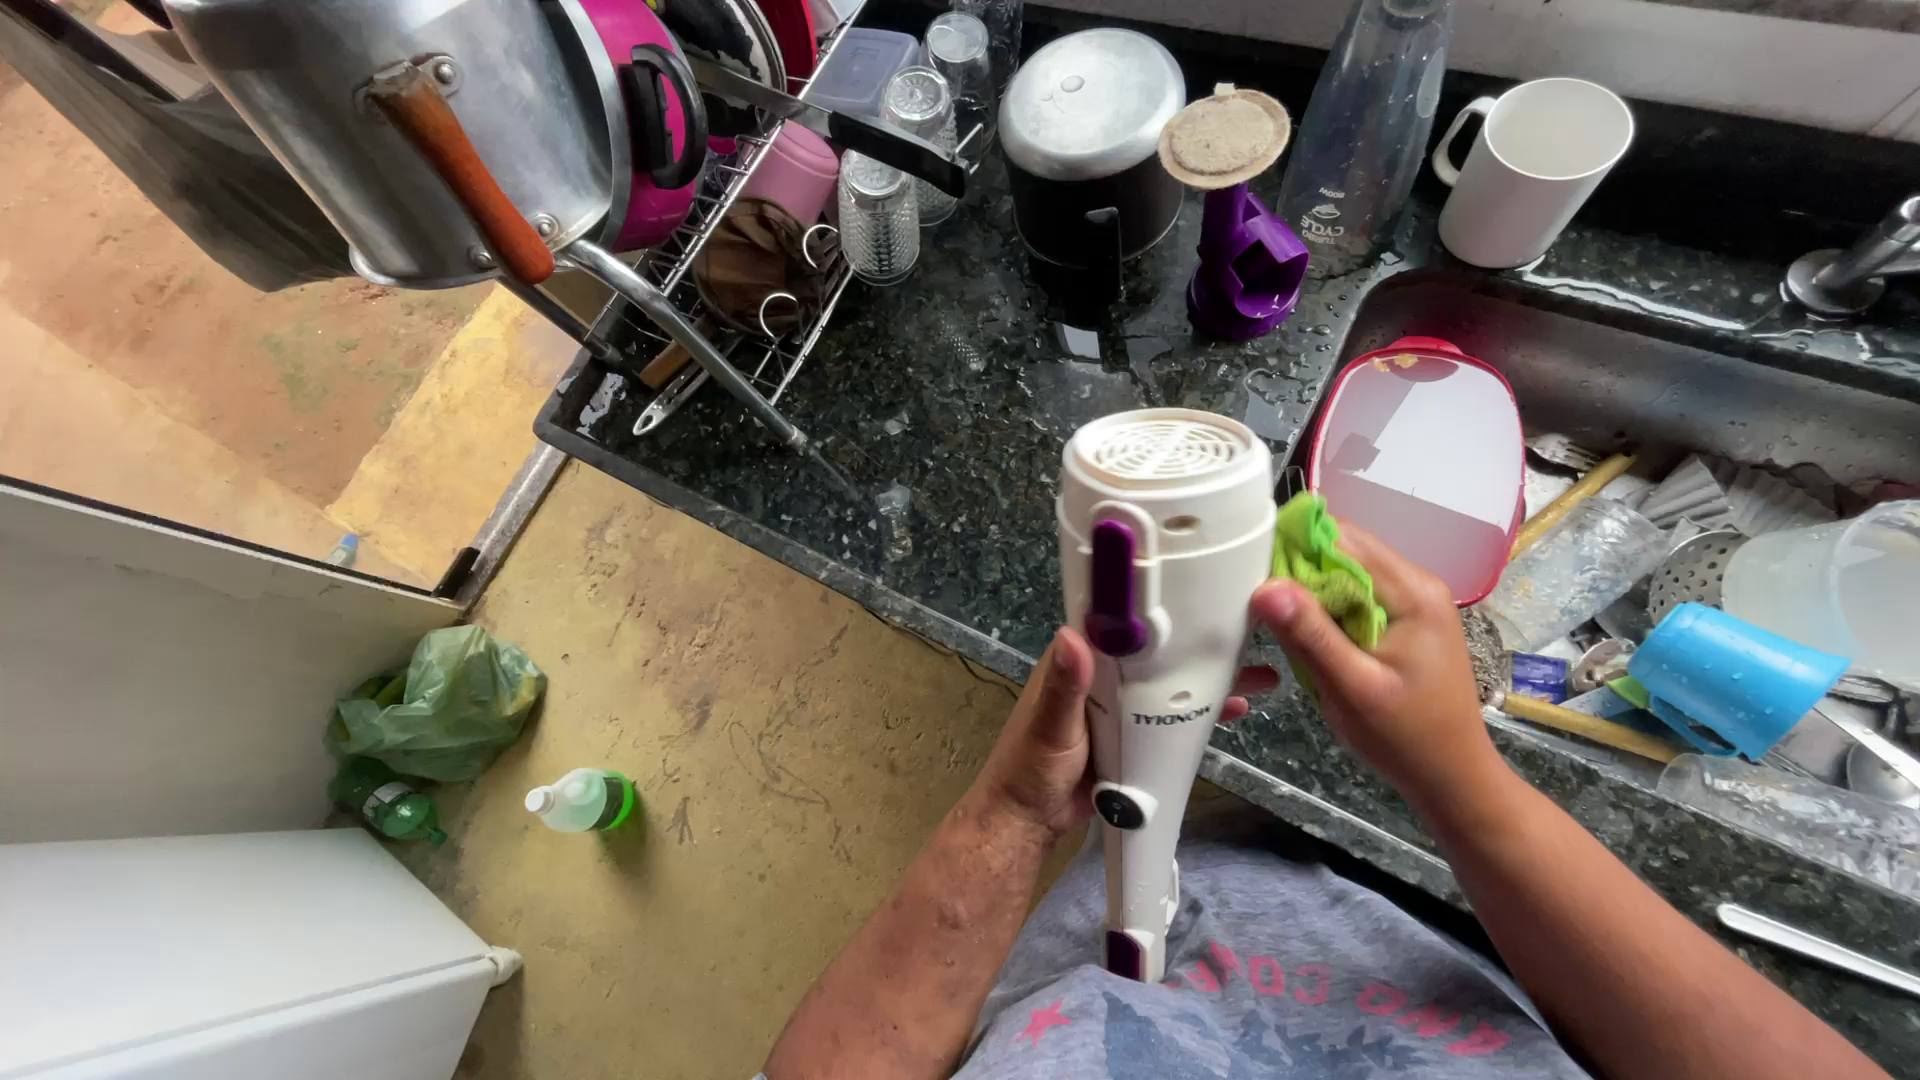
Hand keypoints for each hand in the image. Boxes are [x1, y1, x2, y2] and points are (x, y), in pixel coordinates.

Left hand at [971, 628, 1275, 840]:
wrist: (1030, 818)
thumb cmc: (1032, 764)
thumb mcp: (1050, 725)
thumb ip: (1064, 687)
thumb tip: (1071, 634)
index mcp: (1077, 661)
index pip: (1118, 623)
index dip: (1155, 611)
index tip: (1200, 598)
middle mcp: (1099, 676)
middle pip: (1154, 653)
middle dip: (1196, 648)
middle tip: (1246, 637)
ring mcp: (1117, 706)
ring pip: (1166, 684)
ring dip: (1205, 680)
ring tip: (1256, 674)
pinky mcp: (1129, 734)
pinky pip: (1167, 716)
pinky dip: (1196, 713)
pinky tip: (1231, 712)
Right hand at [1250, 523, 1502, 809]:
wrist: (1452, 777)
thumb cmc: (1405, 737)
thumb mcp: (1350, 688)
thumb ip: (1310, 635)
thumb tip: (1265, 586)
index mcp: (1412, 593)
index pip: (1342, 538)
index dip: (1293, 545)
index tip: (1252, 569)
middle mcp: (1415, 584)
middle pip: (1343, 548)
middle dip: (1297, 566)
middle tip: (1258, 598)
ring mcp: (1411, 599)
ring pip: (1345, 569)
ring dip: (1307, 587)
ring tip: (1275, 616)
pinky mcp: (1402, 617)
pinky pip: (1352, 592)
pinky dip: (1323, 604)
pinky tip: (1304, 630)